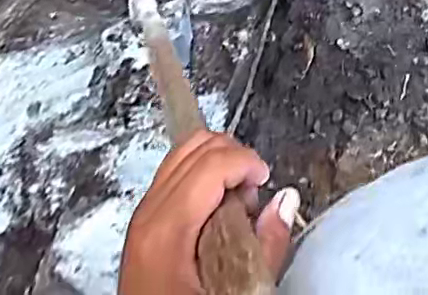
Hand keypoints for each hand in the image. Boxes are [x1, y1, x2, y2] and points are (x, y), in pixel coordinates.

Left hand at [118, 131, 296, 294]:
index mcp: (166, 230)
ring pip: (184, 152)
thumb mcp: (237, 294)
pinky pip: (176, 172)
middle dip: (234, 158)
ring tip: (238, 198)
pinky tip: (218, 206)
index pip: (212, 162)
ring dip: (219, 162)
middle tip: (253, 193)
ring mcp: (142, 216)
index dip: (246, 161)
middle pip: (197, 147)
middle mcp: (148, 214)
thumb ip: (266, 248)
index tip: (265, 180)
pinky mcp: (144, 224)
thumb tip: (285, 201)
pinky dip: (203, 173)